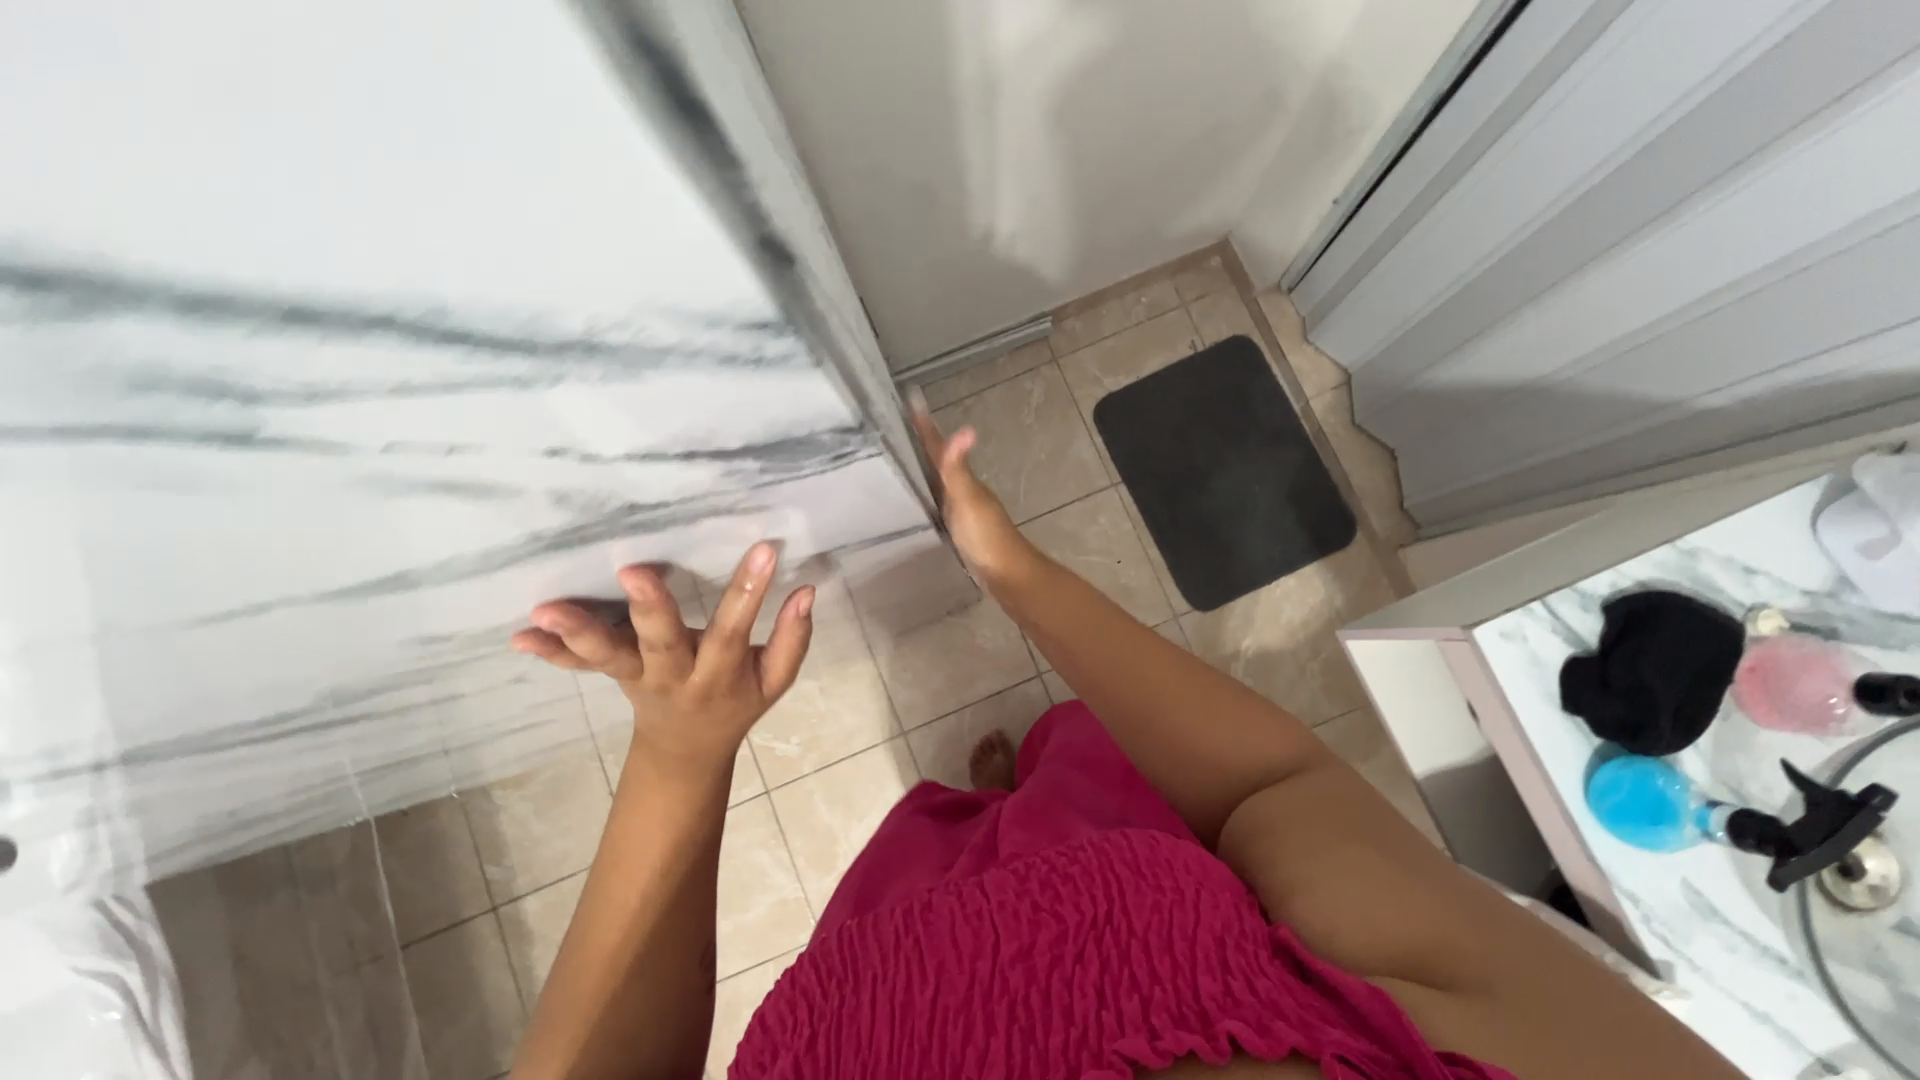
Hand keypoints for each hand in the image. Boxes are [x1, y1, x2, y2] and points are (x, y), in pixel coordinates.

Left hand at [509, 542, 814, 777]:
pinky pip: (579, 666)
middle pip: (661, 643)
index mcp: (719, 673)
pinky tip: (519, 638)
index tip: (763, 549)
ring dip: (578, 633)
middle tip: (633, 572)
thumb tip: (806, 590)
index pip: (737, 630)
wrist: (686, 748)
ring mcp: (636, 676)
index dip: (750, 592)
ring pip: (608, 656)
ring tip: (546, 611)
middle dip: (650, 608)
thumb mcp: (774, 681)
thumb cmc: (737, 703)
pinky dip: (551, 653)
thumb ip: (793, 639)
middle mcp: (675, 675)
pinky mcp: (612, 674)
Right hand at [908, 389, 1038, 581]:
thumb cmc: (986, 536)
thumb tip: (965, 429)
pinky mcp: (959, 529)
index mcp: (964, 480)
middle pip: (939, 461)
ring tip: (899, 460)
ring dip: (924, 469)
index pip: (939, 448)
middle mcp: (964, 490)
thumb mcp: (968, 499)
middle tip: (897, 426)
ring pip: (939, 482)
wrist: (1006, 574)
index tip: (911, 399)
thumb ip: (959, 469)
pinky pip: (938, 503)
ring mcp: (963, 509)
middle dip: (921, 443)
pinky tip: (916, 502)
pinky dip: (927, 495)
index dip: (926, 427)